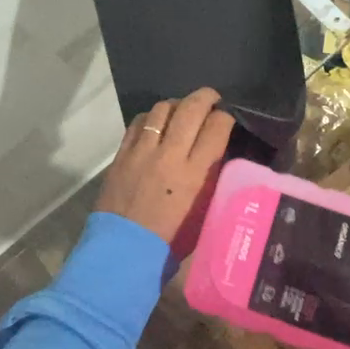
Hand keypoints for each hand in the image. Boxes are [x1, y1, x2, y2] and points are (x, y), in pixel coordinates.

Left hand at [96, 87, 235, 253]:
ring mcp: (143, 151)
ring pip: (162, 109)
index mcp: (194, 173)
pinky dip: (151, 117)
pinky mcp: (122, 154)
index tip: (227, 118)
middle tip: (212, 98)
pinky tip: (156, 122)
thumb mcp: (203, 211)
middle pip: (191, 108)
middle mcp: (170, 154)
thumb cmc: (170, 240)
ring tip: (181, 110)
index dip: (226, 117)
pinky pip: (138, 122)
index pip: (217, 128)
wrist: (124, 251)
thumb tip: (215, 156)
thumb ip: (210, 179)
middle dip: (205, 97)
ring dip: (176, 104)